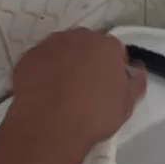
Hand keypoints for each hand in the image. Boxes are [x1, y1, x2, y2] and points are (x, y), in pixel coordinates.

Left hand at [7, 29, 146, 150]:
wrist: (50, 126)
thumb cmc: (94, 116)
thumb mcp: (127, 104)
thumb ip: (135, 82)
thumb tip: (136, 70)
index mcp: (107, 46)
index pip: (114, 52)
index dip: (112, 69)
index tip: (108, 87)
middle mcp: (78, 37)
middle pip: (86, 46)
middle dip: (87, 62)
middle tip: (85, 89)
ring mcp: (50, 45)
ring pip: (61, 51)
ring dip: (64, 64)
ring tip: (62, 91)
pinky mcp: (28, 57)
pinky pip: (40, 62)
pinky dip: (43, 73)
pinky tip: (44, 93)